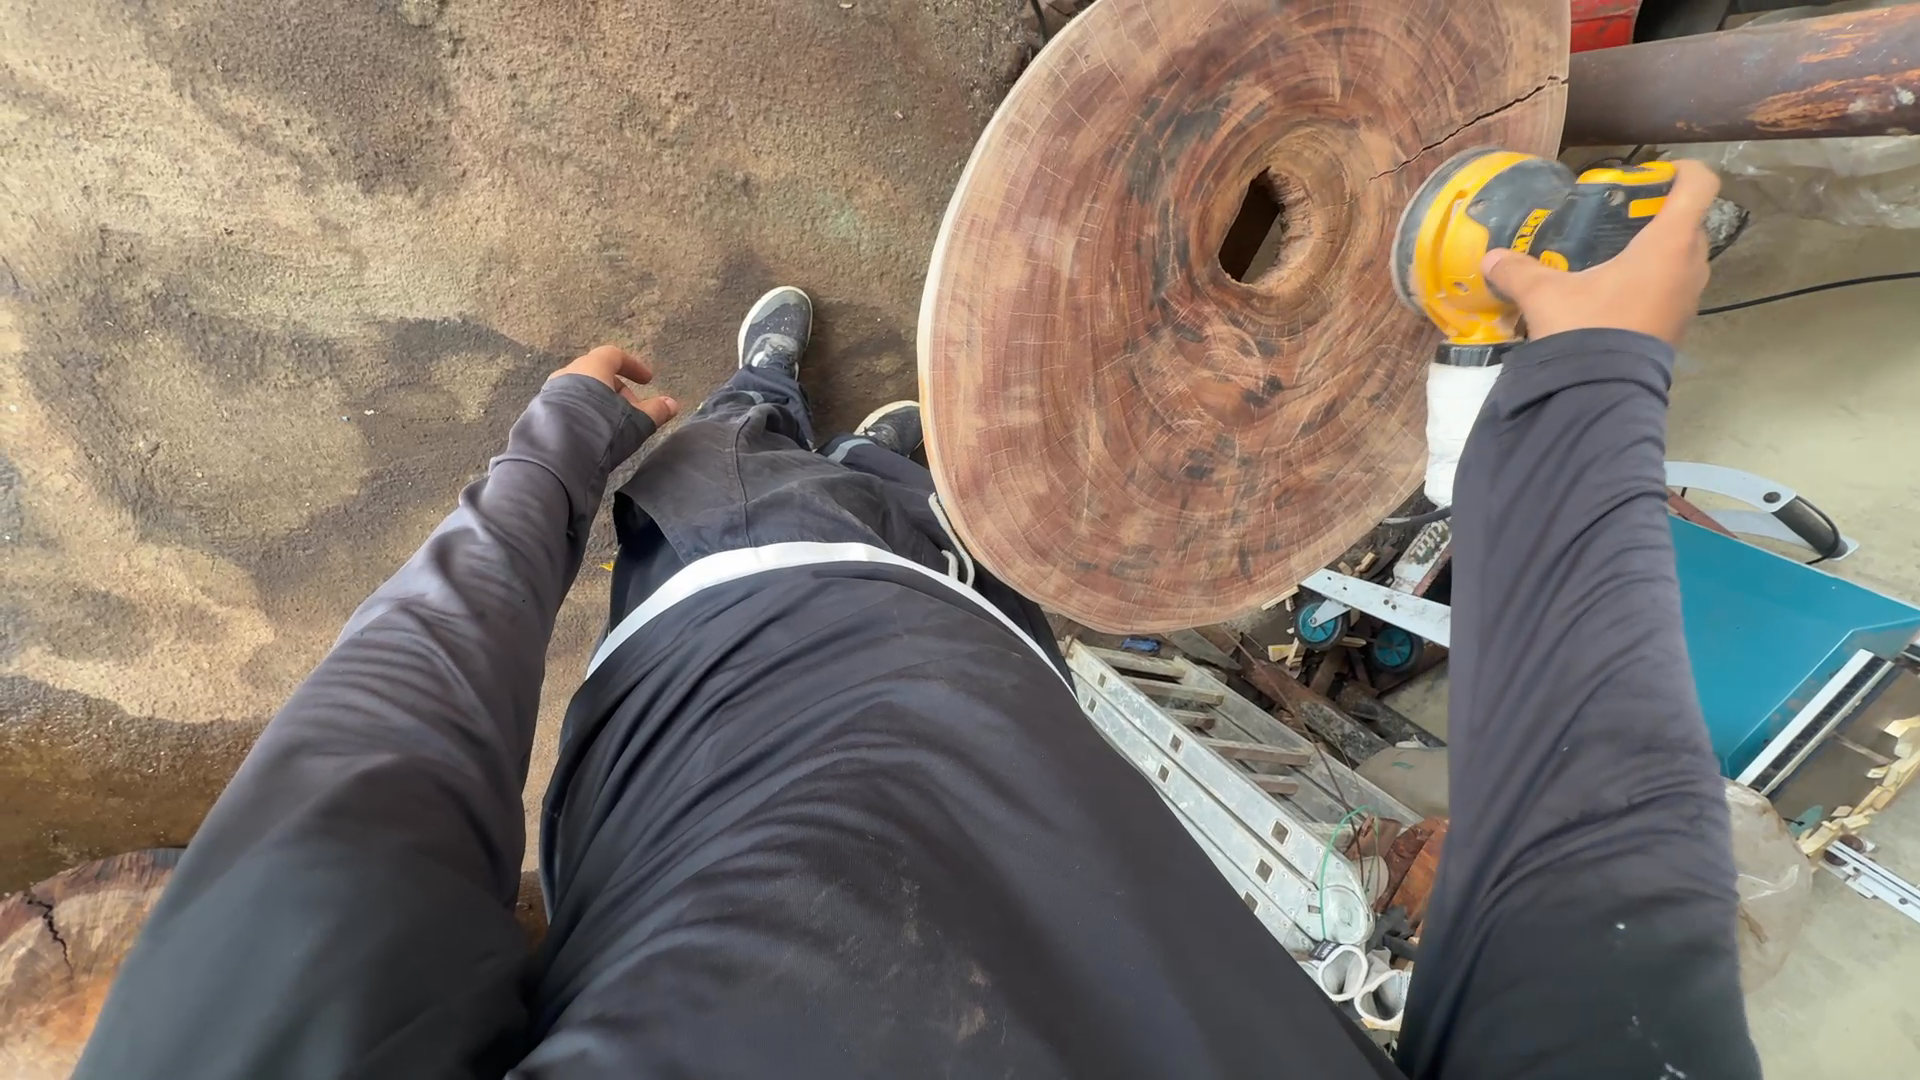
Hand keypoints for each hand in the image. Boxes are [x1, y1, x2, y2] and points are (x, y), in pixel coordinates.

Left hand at [550, 345, 678, 426]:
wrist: (557, 449)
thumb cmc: (602, 425)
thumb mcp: (637, 421)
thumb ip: (656, 411)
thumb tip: (672, 404)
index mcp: (592, 368)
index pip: (614, 356)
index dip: (634, 367)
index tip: (648, 381)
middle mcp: (569, 374)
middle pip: (598, 374)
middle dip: (619, 391)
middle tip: (633, 411)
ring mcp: (552, 392)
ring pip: (582, 391)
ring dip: (601, 404)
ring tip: (614, 425)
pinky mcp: (542, 412)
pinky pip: (569, 406)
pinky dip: (585, 413)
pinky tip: (593, 433)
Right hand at [1482, 159, 1720, 345]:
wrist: (1600, 385)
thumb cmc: (1585, 325)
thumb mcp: (1543, 295)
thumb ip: (1518, 272)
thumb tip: (1492, 258)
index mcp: (1667, 243)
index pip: (1698, 185)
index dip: (1683, 170)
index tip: (1656, 173)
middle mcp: (1690, 263)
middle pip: (1688, 223)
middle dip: (1659, 217)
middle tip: (1618, 224)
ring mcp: (1688, 296)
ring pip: (1679, 259)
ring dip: (1653, 254)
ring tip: (1610, 264)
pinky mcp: (1676, 323)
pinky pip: (1669, 290)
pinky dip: (1648, 285)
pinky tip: (1611, 299)